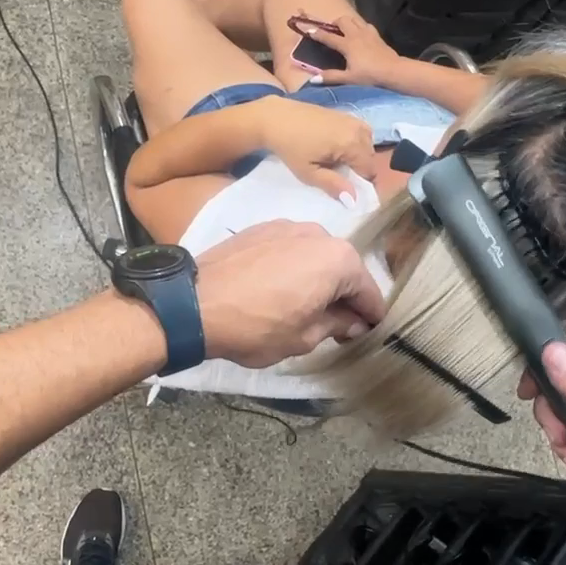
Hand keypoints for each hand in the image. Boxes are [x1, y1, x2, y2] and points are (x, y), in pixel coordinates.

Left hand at [194, 221, 385, 367]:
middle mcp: (319, 234)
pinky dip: (295, 268)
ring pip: (317, 257)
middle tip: (338, 326)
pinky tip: (281, 289)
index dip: (372, 318)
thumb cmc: (256, 326)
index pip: (370, 292)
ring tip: (307, 307)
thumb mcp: (304, 338)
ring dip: (319, 280)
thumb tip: (353, 322)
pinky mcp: (261, 229)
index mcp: (339, 260)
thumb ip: (336, 325)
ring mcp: (288, 226)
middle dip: (345, 297)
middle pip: (345, 270)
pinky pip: (291, 250)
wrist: (194, 304)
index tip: (370, 334)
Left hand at [257, 99, 377, 198]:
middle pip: (370, 156)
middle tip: (339, 174)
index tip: (348, 187)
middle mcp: (357, 129)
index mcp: (351, 143)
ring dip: (358, 155)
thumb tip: (353, 200)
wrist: (274, 118)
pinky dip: (354, 142)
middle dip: (360, 168)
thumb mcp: (309, 172)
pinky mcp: (345, 113)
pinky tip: (335, 146)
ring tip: (337, 161)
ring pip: (367, 143)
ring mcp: (352, 118)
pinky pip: (360, 132)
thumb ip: (333, 185)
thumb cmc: (290, 147)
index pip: (370, 169)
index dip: (362, 183)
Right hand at [300, 14, 401, 87]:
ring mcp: (367, 32)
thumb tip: (313, 79)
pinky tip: (360, 34)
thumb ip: (331, 77)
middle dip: (334, 23)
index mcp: (347, 45)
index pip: (328, 37)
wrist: (393, 70)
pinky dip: (360, 26)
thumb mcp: (349, 78)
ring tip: (344, 30)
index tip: (309, 30)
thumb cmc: (370, 75)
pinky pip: (365, 24)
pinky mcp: (376, 34)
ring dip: (347, 22)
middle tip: (331, 31)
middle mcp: (356, 34)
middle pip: (342, 20)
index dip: (317, 34)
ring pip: (354, 19)